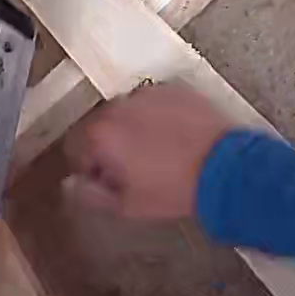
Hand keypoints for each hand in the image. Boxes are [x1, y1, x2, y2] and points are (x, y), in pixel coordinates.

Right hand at [63, 83, 237, 219]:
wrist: (225, 168)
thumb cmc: (175, 189)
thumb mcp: (127, 205)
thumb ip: (91, 195)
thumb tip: (70, 185)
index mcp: (101, 134)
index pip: (76, 148)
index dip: (91, 167)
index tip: (108, 180)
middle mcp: (119, 106)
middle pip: (101, 126)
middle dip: (112, 145)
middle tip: (135, 169)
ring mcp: (149, 94)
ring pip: (129, 112)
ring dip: (135, 128)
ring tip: (160, 152)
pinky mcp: (175, 90)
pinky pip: (156, 103)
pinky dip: (159, 116)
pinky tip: (176, 137)